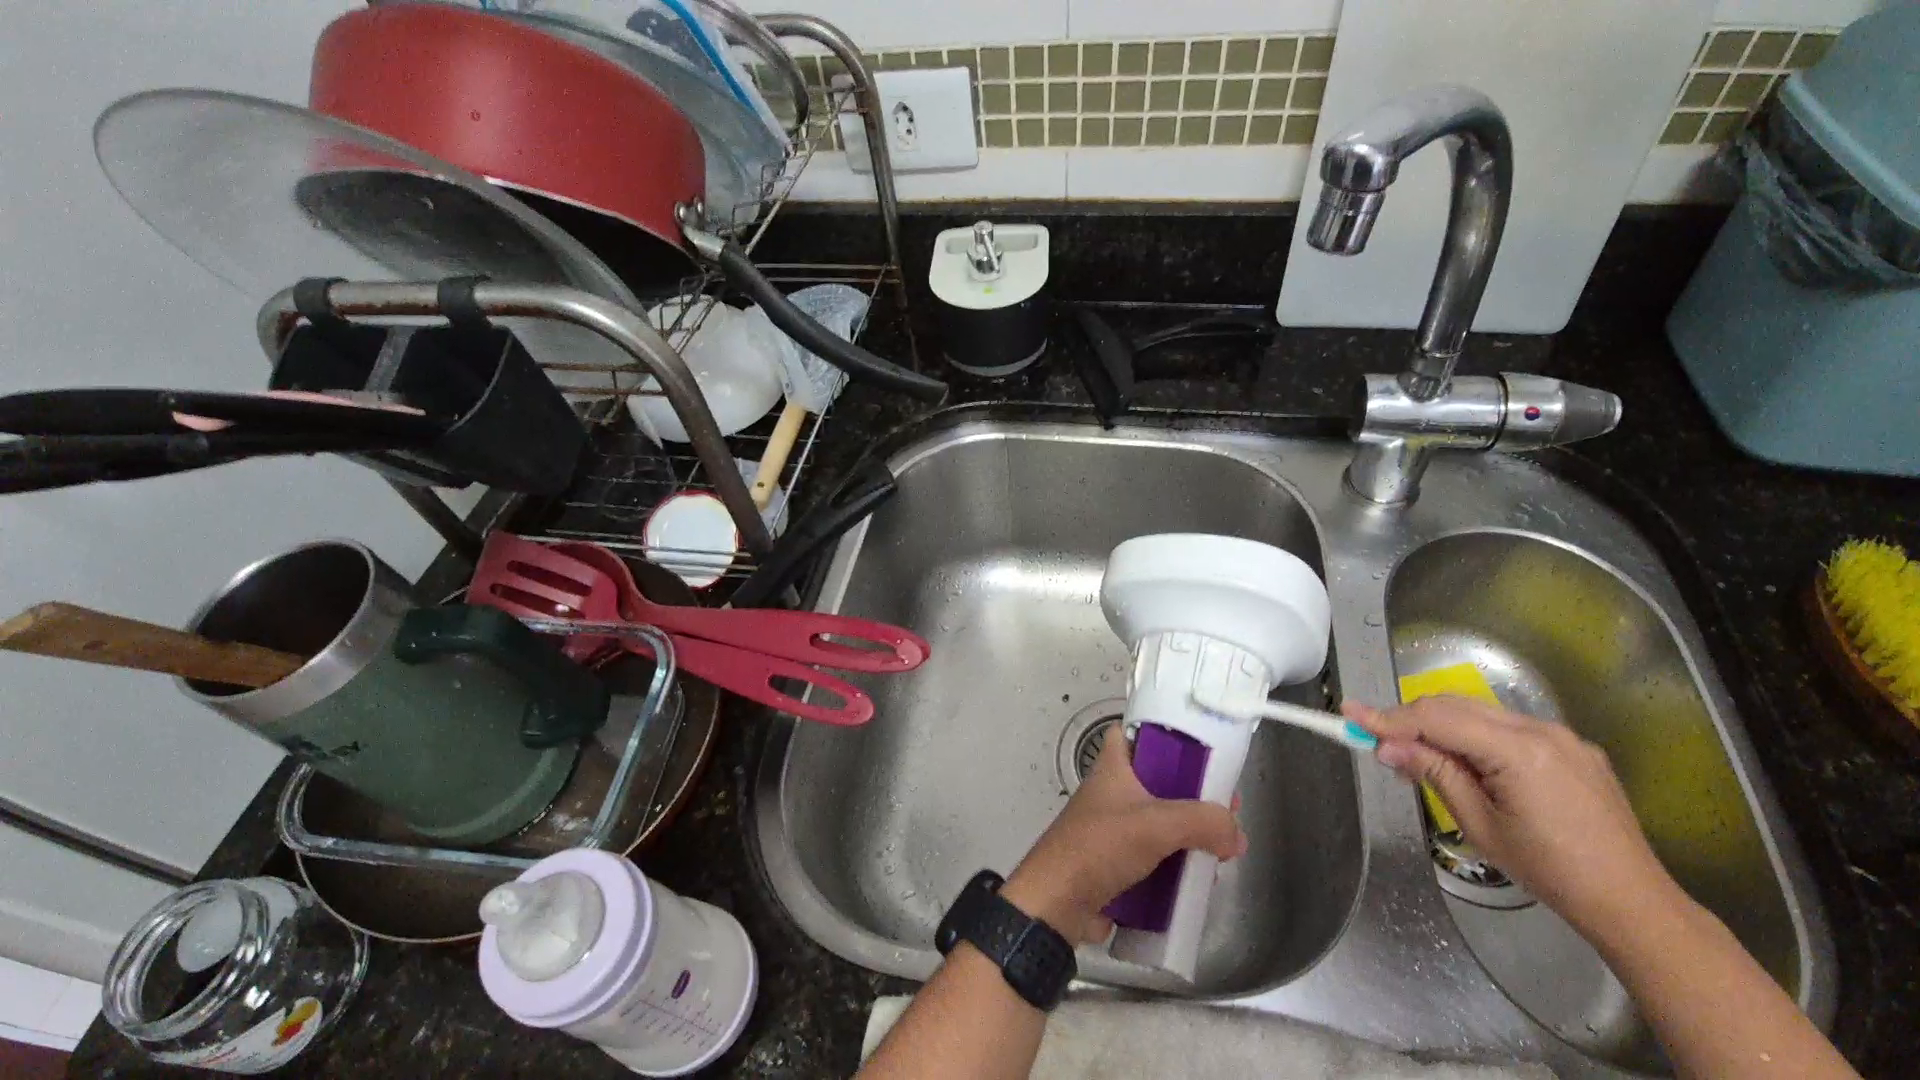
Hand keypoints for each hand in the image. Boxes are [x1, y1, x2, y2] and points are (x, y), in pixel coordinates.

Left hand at [1001, 727, 1245, 945]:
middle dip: (1196, 795)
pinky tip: (1202, 878)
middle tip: (1228, 808)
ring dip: (1192, 836)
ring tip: (1223, 850)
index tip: (1202, 748)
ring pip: (1163, 823)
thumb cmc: (1099, 848)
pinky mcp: (1119, 865)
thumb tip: (1236, 835)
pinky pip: (1158, 858)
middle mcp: (1113, 793)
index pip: (1133, 733)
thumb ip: (1204, 822)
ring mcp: (1116, 830)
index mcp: (1113, 768)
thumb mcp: (1156, 825)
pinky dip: (1179, 866)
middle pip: (1162, 783)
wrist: (1057, 906)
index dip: (1165, 735)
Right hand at [1345, 696, 1680, 937]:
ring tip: (1416, 756)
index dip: (1389, 718)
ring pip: (1482, 714)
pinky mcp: (1574, 749)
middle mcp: (1543, 730)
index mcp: (1519, 751)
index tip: (1351, 714)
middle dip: (1412, 719)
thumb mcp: (1480, 825)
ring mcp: (1563, 737)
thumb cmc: (1551, 870)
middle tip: (1374, 737)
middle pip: (1457, 706)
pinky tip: (1466, 765)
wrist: (1630, 899)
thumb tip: (1388, 748)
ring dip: (1443, 727)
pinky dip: (1477, 737)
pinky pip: (1510, 729)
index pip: (1437, 719)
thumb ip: (1434, 775)